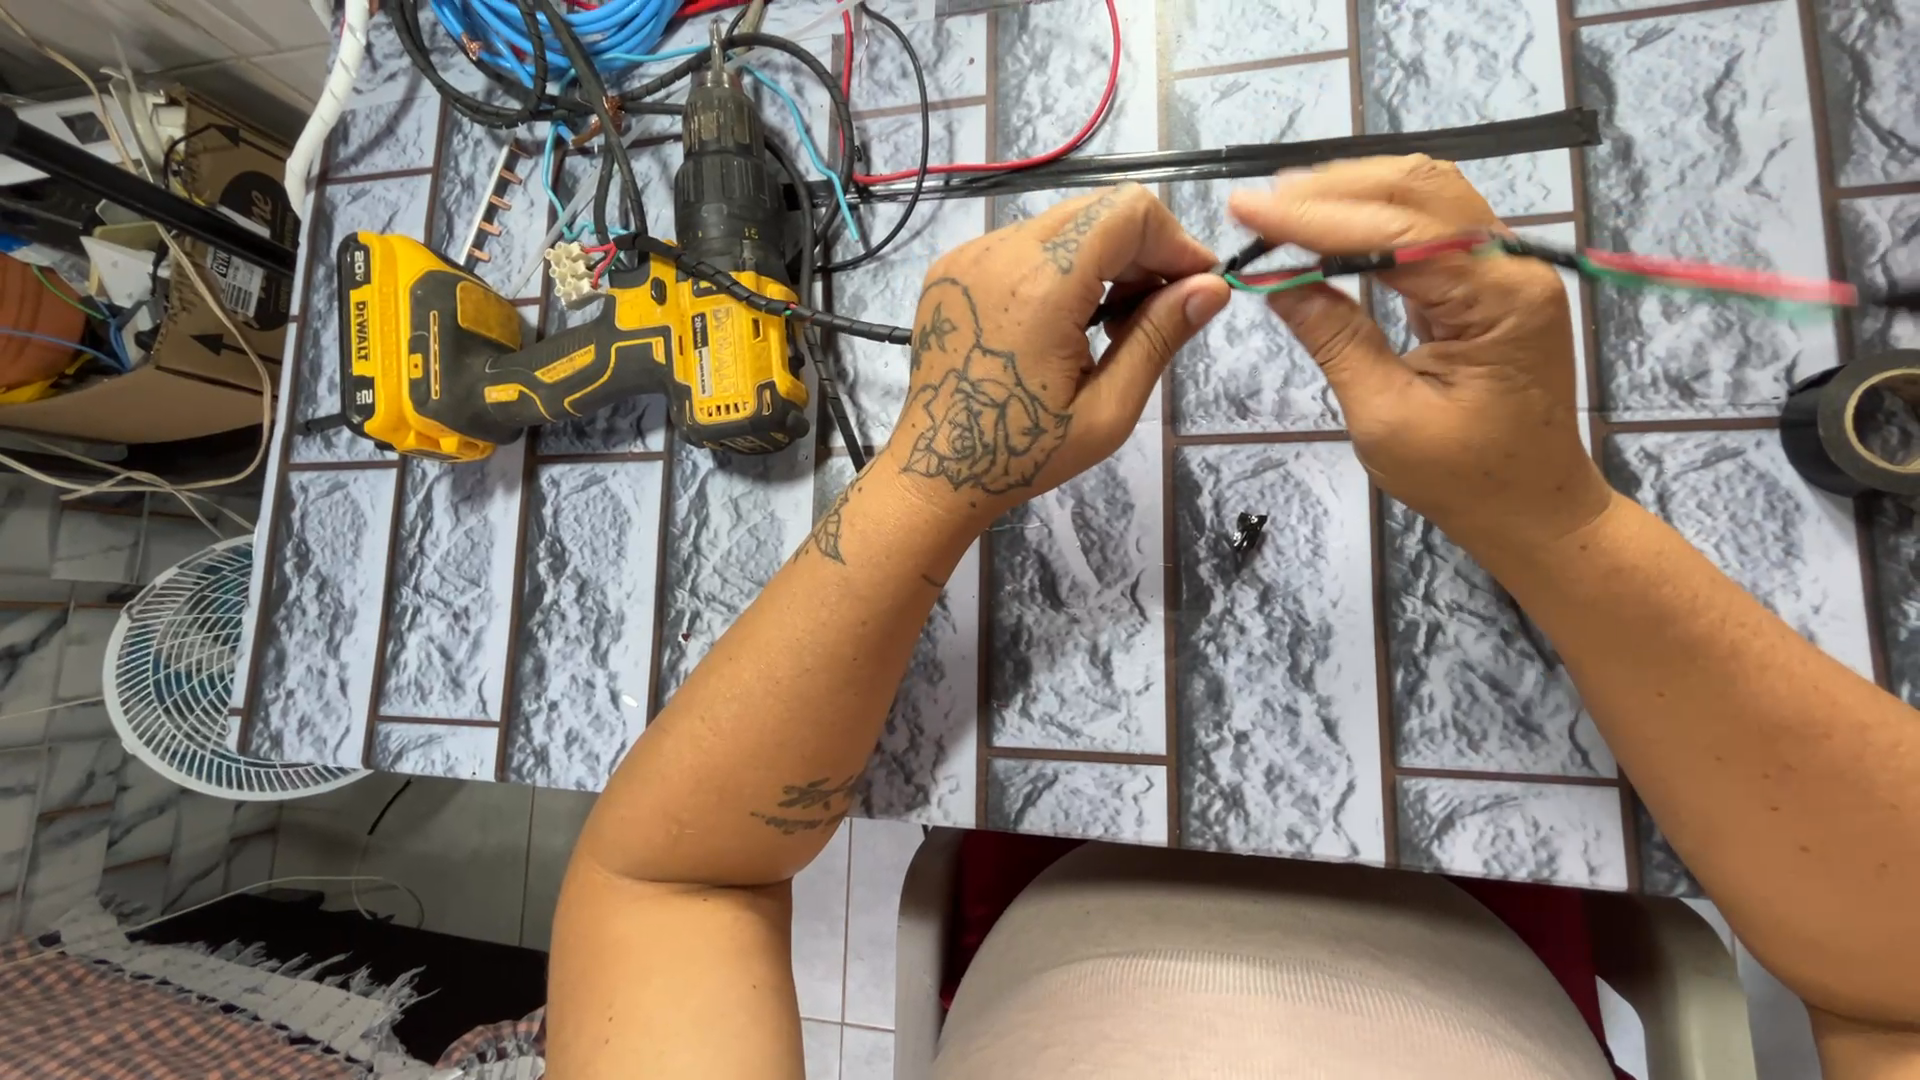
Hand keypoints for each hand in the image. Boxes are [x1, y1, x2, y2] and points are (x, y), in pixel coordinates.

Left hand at [878, 184, 1230, 529]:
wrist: (938, 467)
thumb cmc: (1024, 452)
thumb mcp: (1106, 409)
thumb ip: (1159, 338)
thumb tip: (1213, 287)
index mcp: (1042, 285)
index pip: (1129, 212)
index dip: (1174, 241)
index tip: (1194, 285)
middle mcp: (1000, 252)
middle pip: (1097, 210)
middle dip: (1141, 251)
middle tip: (1155, 309)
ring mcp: (969, 257)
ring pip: (1060, 225)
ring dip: (1100, 259)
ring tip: (1107, 323)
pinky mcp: (952, 270)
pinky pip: (1022, 245)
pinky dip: (1057, 267)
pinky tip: (1061, 321)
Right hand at [1229, 155, 1611, 554]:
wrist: (1528, 505)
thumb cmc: (1460, 477)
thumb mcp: (1384, 414)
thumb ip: (1336, 340)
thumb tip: (1279, 285)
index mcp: (1498, 297)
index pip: (1396, 232)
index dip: (1315, 218)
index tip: (1248, 211)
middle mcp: (1511, 264)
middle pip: (1417, 190)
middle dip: (1331, 191)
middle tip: (1256, 207)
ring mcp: (1504, 267)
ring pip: (1424, 197)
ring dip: (1349, 196)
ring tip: (1281, 208)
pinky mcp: (1486, 281)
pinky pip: (1426, 228)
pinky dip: (1370, 220)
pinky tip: (1326, 228)